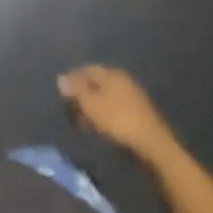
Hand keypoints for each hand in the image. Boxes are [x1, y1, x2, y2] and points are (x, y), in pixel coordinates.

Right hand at [58, 64, 179, 158]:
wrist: (152, 143)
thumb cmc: (117, 119)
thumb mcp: (91, 104)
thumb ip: (75, 90)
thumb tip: (60, 78)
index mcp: (112, 74)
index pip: (87, 69)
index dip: (72, 78)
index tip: (61, 91)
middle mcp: (123, 80)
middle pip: (97, 82)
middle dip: (82, 93)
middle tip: (70, 107)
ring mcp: (133, 96)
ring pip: (106, 96)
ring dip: (92, 106)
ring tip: (82, 120)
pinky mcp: (138, 112)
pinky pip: (115, 107)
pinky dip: (104, 113)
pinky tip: (99, 126)